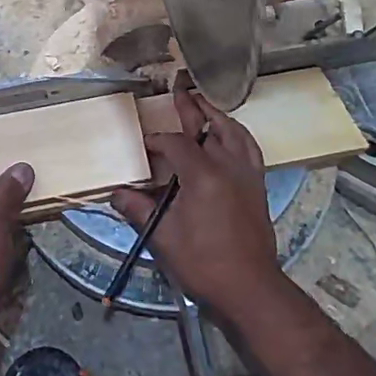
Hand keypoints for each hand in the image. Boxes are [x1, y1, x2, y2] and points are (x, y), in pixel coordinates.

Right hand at [111, 91, 284, 322]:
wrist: (248, 285)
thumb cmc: (203, 262)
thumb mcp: (165, 238)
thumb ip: (140, 210)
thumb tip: (117, 192)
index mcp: (203, 175)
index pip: (177, 144)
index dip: (158, 141)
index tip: (145, 146)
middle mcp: (228, 164)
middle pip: (207, 127)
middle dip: (190, 108)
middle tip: (178, 89)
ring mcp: (247, 171)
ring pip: (232, 131)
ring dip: (216, 115)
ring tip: (203, 103)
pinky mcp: (258, 182)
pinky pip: (250, 147)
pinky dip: (238, 133)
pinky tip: (231, 132)